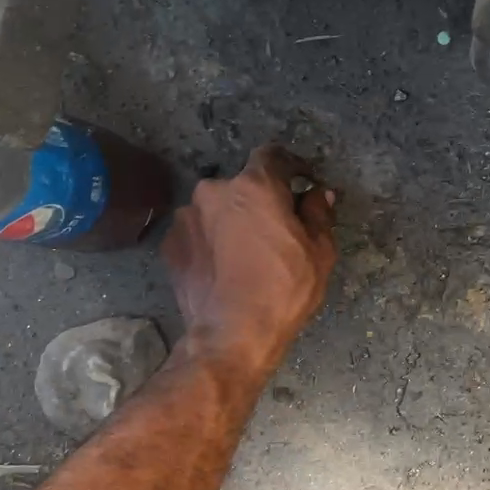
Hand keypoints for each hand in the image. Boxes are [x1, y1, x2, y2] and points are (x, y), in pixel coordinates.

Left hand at [162, 145, 337, 375]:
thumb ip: (319, 215)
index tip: (303, 181)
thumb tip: (318, 193)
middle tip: (279, 231)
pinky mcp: (170, 244)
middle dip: (262, 202)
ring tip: (249, 255)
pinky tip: (226, 269)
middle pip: (244, 187)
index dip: (292, 165)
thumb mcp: (320, 253)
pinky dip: (213, 243)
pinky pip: (198, 234)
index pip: (273, 156)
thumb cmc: (286, 289)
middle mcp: (214, 191)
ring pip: (218, 210)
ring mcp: (185, 217)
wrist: (233, 333)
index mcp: (255, 187)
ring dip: (234, 223)